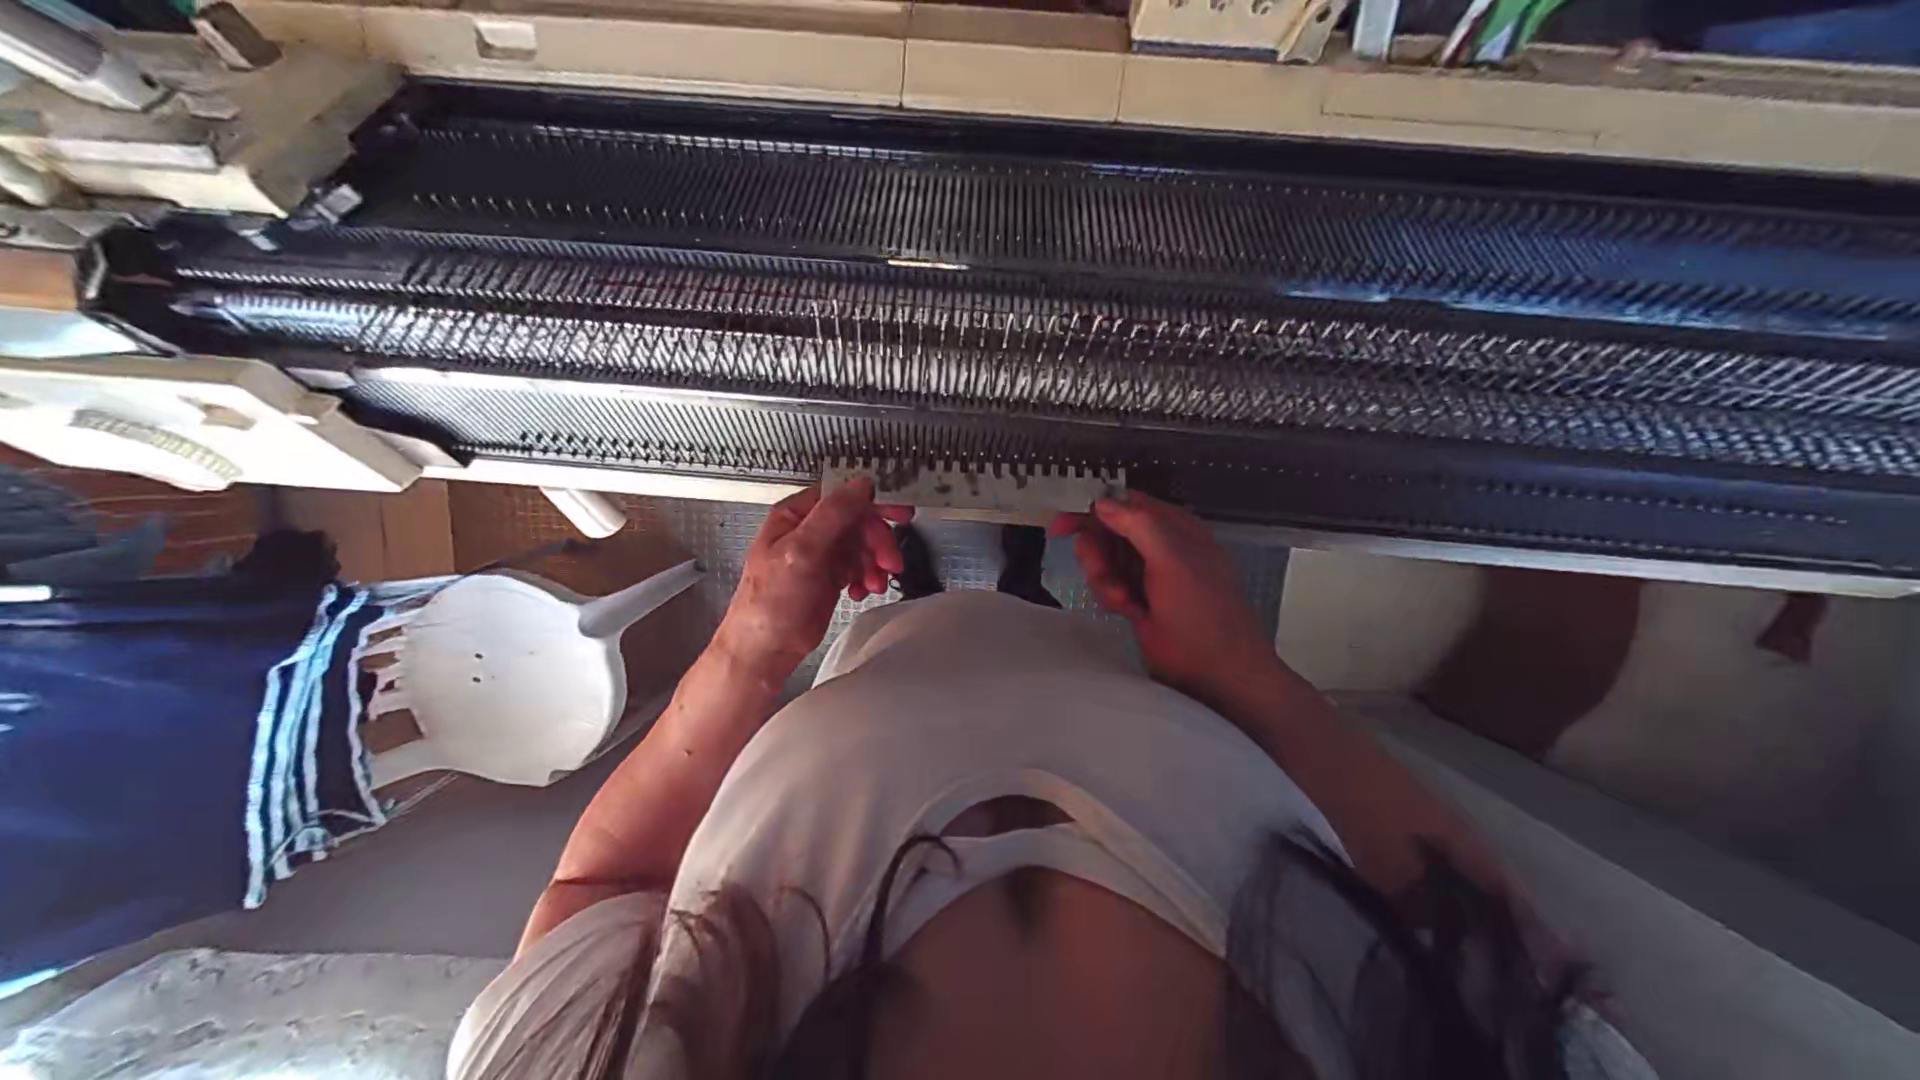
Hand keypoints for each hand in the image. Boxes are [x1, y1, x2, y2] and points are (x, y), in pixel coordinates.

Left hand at [714, 478, 910, 683]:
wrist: (765, 650)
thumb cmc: (768, 605)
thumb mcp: (801, 552)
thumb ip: (832, 516)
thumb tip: (859, 486)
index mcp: (795, 516)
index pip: (842, 496)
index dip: (873, 503)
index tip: (899, 513)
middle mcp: (808, 531)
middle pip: (858, 522)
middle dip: (878, 541)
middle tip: (890, 560)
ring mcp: (820, 554)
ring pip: (862, 545)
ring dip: (875, 563)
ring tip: (875, 583)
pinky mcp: (830, 576)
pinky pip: (859, 567)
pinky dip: (867, 577)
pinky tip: (862, 591)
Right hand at [1052, 491, 1273, 697]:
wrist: (1215, 670)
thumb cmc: (1199, 610)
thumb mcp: (1172, 558)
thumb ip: (1138, 524)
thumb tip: (1102, 502)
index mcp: (1174, 527)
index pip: (1126, 504)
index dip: (1093, 512)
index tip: (1062, 528)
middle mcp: (1160, 546)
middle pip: (1108, 533)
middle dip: (1098, 554)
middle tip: (1102, 573)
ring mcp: (1148, 575)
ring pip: (1105, 562)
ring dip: (1105, 579)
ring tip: (1123, 600)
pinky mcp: (1139, 601)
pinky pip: (1109, 586)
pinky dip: (1111, 596)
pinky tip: (1127, 611)